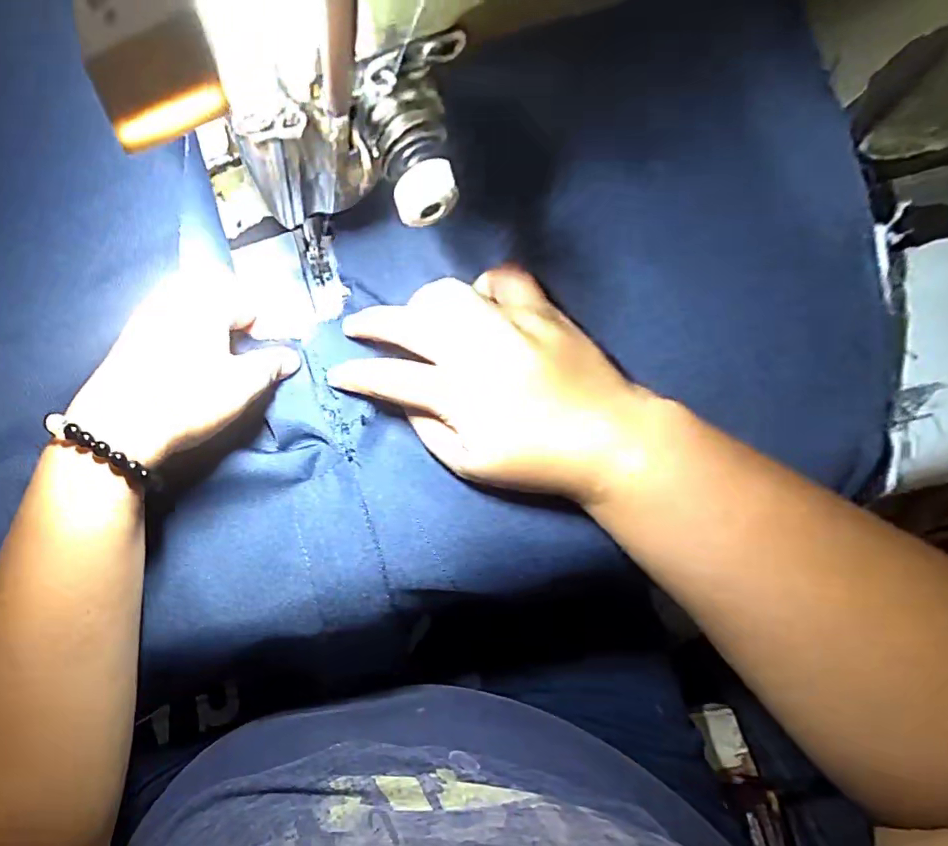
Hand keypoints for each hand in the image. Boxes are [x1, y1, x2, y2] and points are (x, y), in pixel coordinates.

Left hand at [60, 267, 299, 465]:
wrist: (119, 423)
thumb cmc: (186, 400)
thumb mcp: (240, 387)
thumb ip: (269, 366)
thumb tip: (290, 357)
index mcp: (207, 297)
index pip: (249, 302)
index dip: (262, 330)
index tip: (262, 359)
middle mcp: (176, 293)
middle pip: (216, 293)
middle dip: (233, 318)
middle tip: (238, 355)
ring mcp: (149, 309)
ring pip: (189, 304)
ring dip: (207, 325)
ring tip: (213, 361)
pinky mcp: (131, 331)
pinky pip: (167, 319)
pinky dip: (182, 333)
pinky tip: (183, 365)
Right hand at [329, 265, 670, 505]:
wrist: (609, 439)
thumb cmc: (535, 462)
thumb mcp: (471, 464)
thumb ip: (431, 432)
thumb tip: (407, 404)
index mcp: (456, 393)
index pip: (391, 377)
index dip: (358, 375)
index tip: (338, 373)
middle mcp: (475, 349)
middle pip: (410, 322)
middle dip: (373, 323)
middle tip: (356, 326)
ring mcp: (509, 324)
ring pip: (449, 293)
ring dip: (422, 303)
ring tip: (417, 316)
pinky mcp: (541, 311)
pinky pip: (504, 279)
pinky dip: (483, 287)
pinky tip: (480, 302)